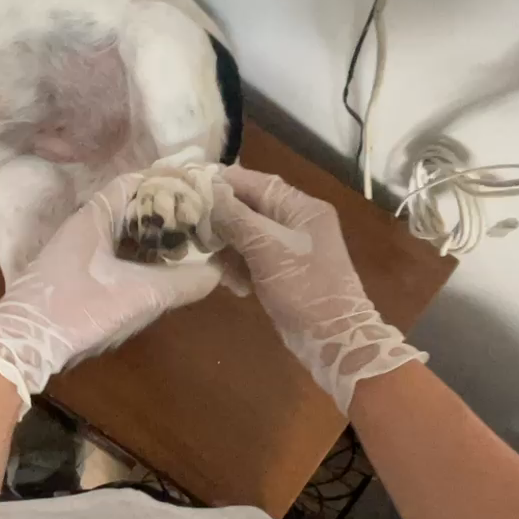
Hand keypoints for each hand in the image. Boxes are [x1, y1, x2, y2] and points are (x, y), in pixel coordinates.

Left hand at [0, 172, 223, 414]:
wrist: (22, 343)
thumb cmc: (77, 310)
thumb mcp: (138, 296)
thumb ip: (182, 283)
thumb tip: (216, 274)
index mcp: (93, 217)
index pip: (135, 182)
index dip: (168, 182)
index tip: (199, 191)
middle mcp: (82, 227)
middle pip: (129, 207)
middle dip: (164, 213)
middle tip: (199, 224)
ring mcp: (74, 251)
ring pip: (120, 233)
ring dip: (150, 238)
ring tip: (185, 249)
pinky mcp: (71, 274)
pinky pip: (110, 254)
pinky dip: (135, 258)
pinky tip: (156, 274)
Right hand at [209, 169, 424, 412]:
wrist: (331, 337)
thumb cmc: (304, 288)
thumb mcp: (268, 250)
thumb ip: (237, 218)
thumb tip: (207, 192)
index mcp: (300, 207)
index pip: (254, 182)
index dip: (221, 183)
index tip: (187, 188)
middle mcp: (295, 220)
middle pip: (246, 207)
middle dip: (220, 221)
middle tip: (194, 233)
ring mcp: (287, 245)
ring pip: (243, 233)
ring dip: (227, 248)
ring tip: (219, 266)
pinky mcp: (279, 268)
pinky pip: (248, 256)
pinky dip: (237, 266)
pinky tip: (234, 284)